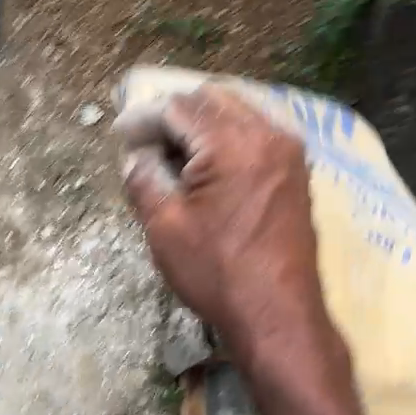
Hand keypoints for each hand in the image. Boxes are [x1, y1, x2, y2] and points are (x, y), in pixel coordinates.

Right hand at [118, 86, 328, 359]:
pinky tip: (206, 161)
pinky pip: (257, 131)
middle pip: (212, 99)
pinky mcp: (295, 171)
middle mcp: (269, 134)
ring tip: (171, 150)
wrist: (277, 314)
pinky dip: (227, 135)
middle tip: (143, 140)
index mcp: (234, 143)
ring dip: (201, 121)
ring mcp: (288, 152)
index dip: (143, 117)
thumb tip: (137, 156)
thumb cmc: (217, 273)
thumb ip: (145, 179)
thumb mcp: (165, 227)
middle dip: (173, 112)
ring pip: (238, 111)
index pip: (180, 108)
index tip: (120, 135)